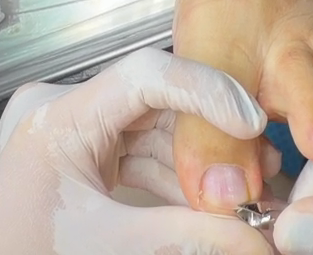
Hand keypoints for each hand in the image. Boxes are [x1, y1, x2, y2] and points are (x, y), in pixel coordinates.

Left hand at [0, 49, 273, 254]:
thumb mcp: (106, 247)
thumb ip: (186, 236)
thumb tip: (253, 236)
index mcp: (54, 115)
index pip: (143, 75)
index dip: (204, 90)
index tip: (250, 121)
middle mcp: (58, 106)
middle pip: (152, 102)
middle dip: (206, 137)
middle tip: (257, 166)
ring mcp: (66, 127)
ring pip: (148, 129)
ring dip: (193, 163)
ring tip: (239, 192)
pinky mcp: (74, 151)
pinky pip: (132, 151)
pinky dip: (168, 177)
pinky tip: (203, 203)